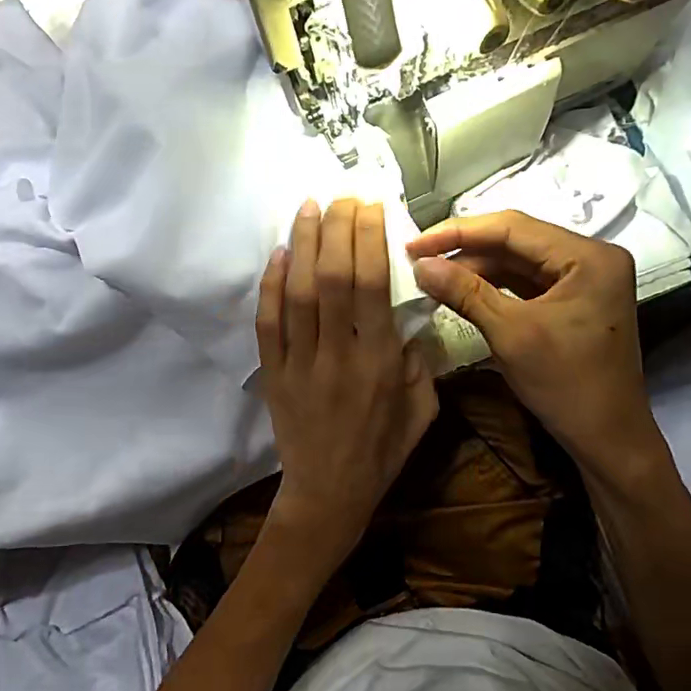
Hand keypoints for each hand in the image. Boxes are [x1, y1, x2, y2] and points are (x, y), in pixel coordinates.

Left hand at [256, 198, 437, 574]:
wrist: (328, 493)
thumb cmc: (382, 453)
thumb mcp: (422, 411)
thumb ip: (420, 363)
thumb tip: (408, 320)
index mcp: (379, 361)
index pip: (372, 285)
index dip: (369, 239)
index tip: (370, 208)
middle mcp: (338, 353)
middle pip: (333, 278)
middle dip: (337, 229)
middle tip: (341, 197)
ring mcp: (300, 362)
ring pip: (297, 293)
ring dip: (302, 245)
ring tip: (307, 207)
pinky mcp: (273, 373)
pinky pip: (268, 323)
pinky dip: (270, 287)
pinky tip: (276, 255)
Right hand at [407, 211, 653, 464]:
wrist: (607, 439)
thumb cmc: (566, 385)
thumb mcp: (511, 334)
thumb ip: (465, 292)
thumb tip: (420, 265)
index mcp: (589, 256)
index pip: (514, 227)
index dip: (459, 232)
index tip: (415, 243)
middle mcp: (592, 257)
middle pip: (518, 241)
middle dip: (466, 250)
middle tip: (418, 261)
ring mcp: (585, 279)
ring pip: (520, 261)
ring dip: (477, 268)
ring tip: (433, 277)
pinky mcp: (575, 299)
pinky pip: (527, 282)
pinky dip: (494, 286)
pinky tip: (462, 290)